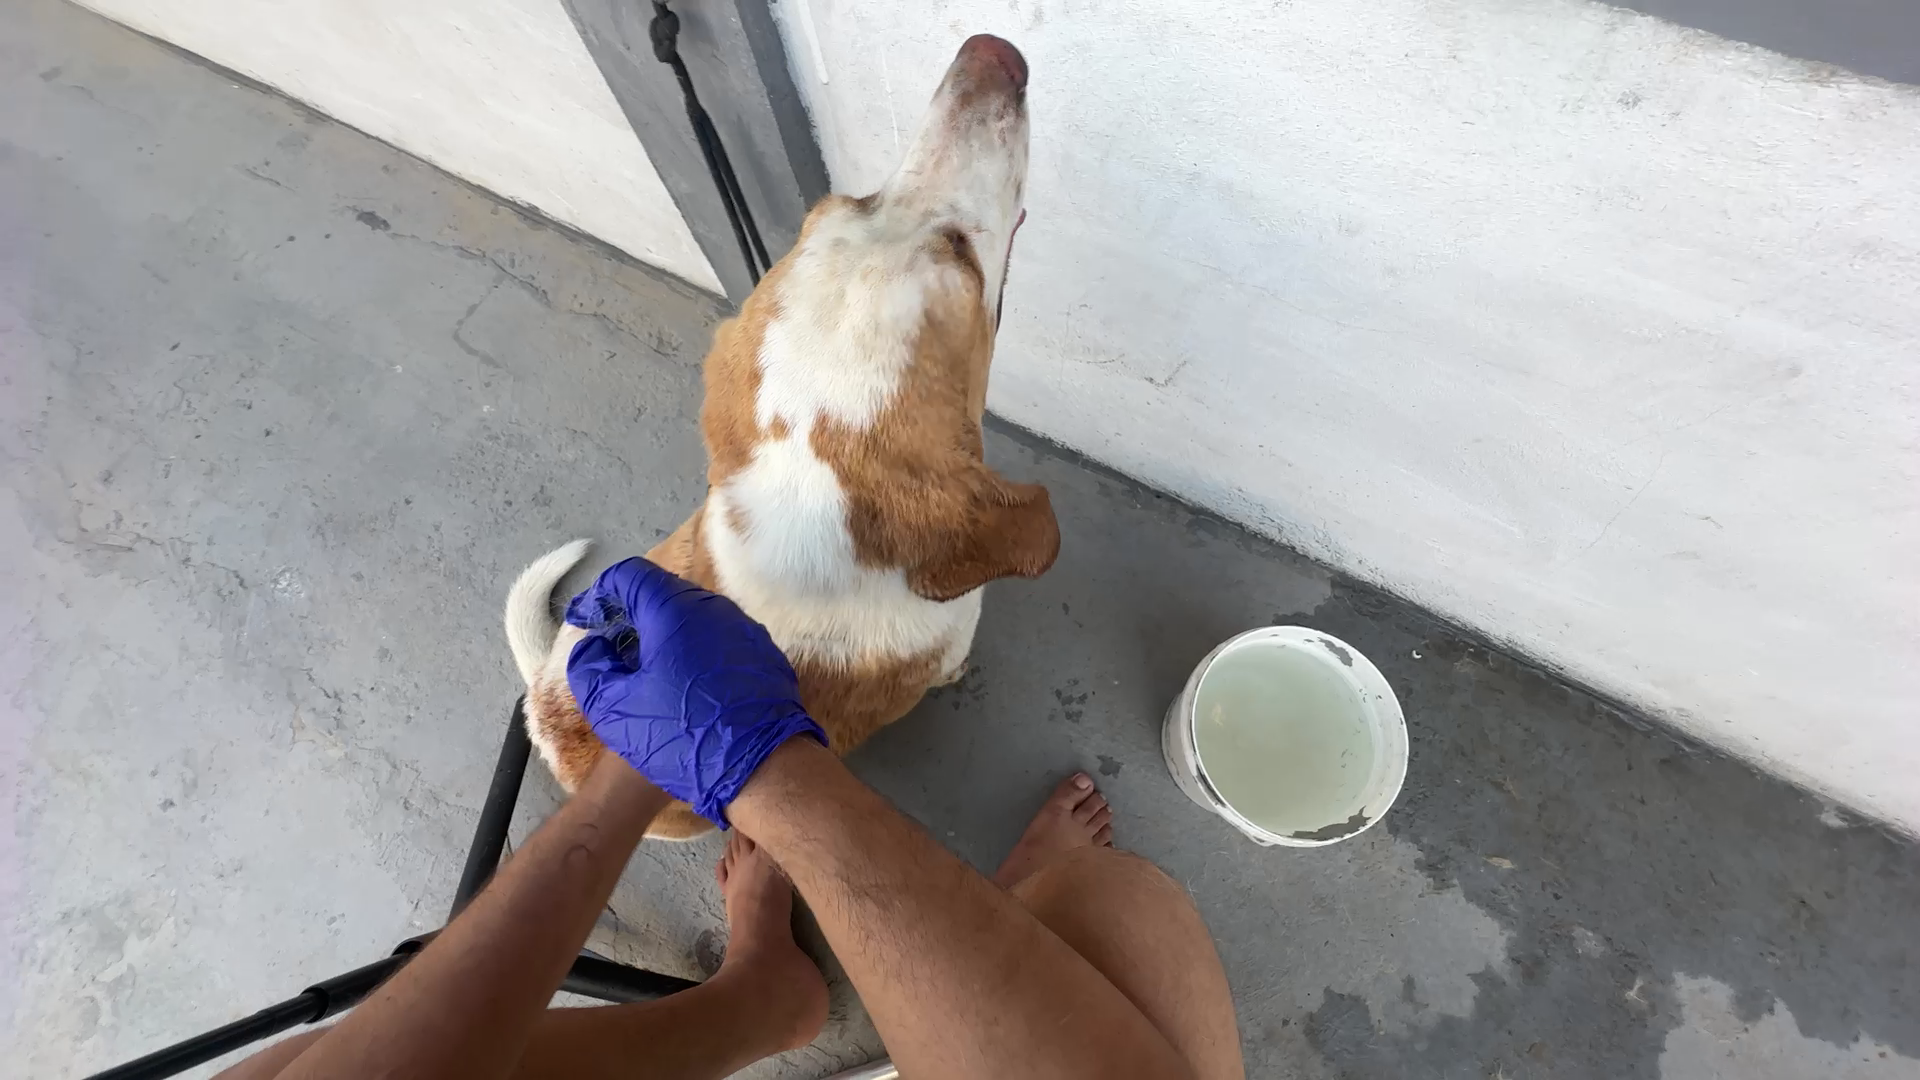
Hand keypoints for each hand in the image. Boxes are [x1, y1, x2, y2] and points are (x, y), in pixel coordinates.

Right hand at [563, 557, 824, 826]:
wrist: (762, 763)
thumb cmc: (681, 735)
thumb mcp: (614, 708)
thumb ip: (591, 667)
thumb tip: (595, 646)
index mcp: (676, 610)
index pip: (631, 576)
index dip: (599, 594)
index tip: (585, 622)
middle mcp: (716, 608)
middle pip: (664, 592)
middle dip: (631, 612)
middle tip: (610, 645)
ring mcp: (746, 628)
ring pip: (694, 615)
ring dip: (663, 631)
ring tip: (643, 667)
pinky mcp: (763, 651)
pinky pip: (719, 636)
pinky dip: (693, 647)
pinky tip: (683, 681)